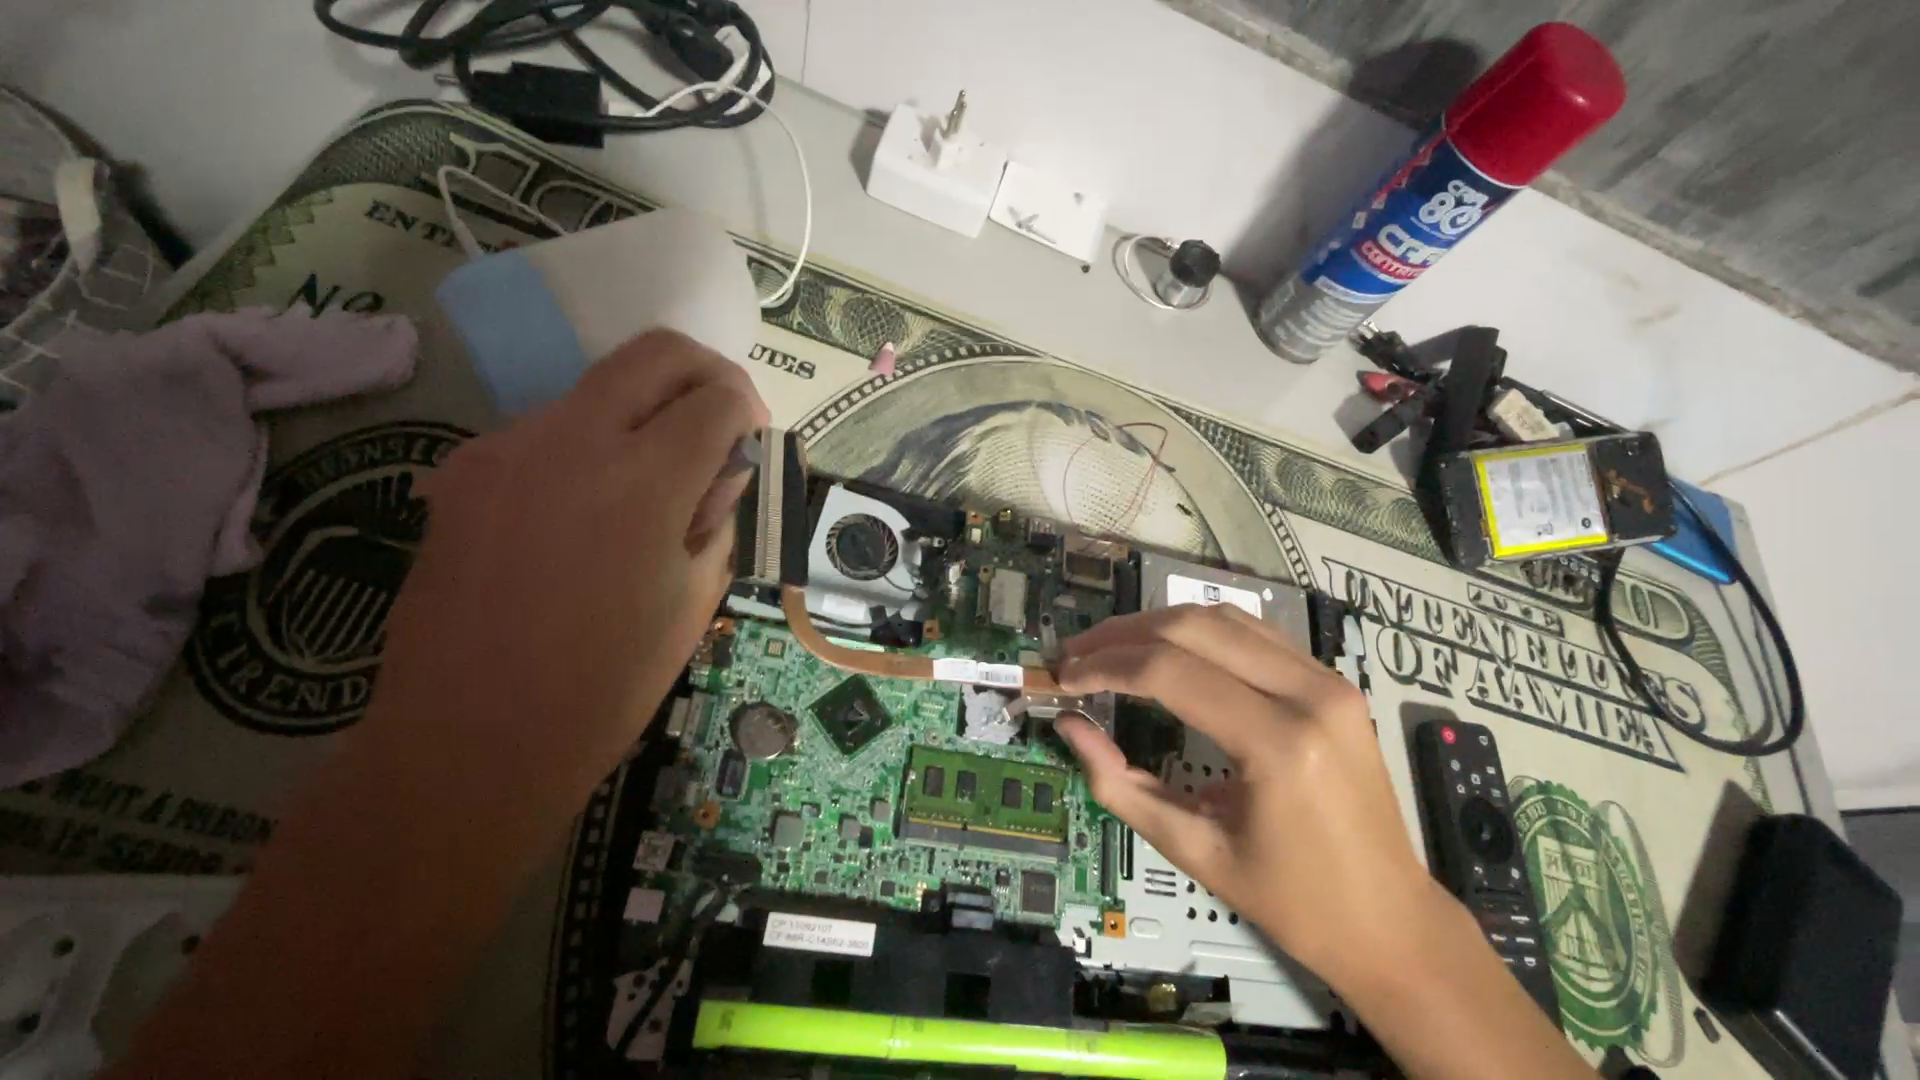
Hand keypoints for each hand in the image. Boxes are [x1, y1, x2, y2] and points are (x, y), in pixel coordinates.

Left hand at [370, 329, 767, 796]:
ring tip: (647, 489)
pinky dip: (586, 449)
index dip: (749, 407)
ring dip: (641, 414)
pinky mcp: (463, 470)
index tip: (753, 440)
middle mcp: (571, 440)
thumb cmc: (605, 687)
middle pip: (656, 353)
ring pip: (597, 389)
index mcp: (644, 483)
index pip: (717, 396)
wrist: (467, 742)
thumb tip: (724, 467)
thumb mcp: (695, 600)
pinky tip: (583, 516)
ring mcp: (506, 447)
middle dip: (705, 374)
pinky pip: (546, 433)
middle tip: (720, 423)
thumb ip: (719, 515)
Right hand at [1054, 603, 1444, 992]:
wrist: (1391, 921)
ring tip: (1110, 647)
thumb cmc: (1293, 902)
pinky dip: (1202, 633)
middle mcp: (1310, 694)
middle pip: (1195, 627)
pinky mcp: (1334, 683)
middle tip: (1076, 654)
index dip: (1105, 666)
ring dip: (1159, 624)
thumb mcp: (1194, 851)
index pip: (1170, 672)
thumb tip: (1069, 727)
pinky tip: (1167, 651)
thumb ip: (1122, 785)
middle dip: (1123, 634)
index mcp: (1278, 744)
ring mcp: (1329, 682)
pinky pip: (1256, 635)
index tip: (1063, 677)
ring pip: (1226, 618)